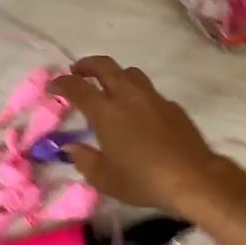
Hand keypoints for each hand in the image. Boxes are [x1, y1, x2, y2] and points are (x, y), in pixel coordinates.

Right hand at [49, 56, 226, 214]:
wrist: (192, 176)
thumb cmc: (143, 179)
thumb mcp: (105, 178)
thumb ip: (84, 159)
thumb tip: (71, 147)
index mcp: (107, 112)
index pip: (78, 88)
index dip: (62, 83)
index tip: (53, 86)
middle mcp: (129, 96)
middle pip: (106, 67)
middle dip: (88, 65)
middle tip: (77, 71)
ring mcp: (154, 98)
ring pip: (130, 72)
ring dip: (115, 74)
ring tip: (108, 87)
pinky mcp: (172, 105)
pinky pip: (149, 91)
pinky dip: (137, 93)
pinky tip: (138, 111)